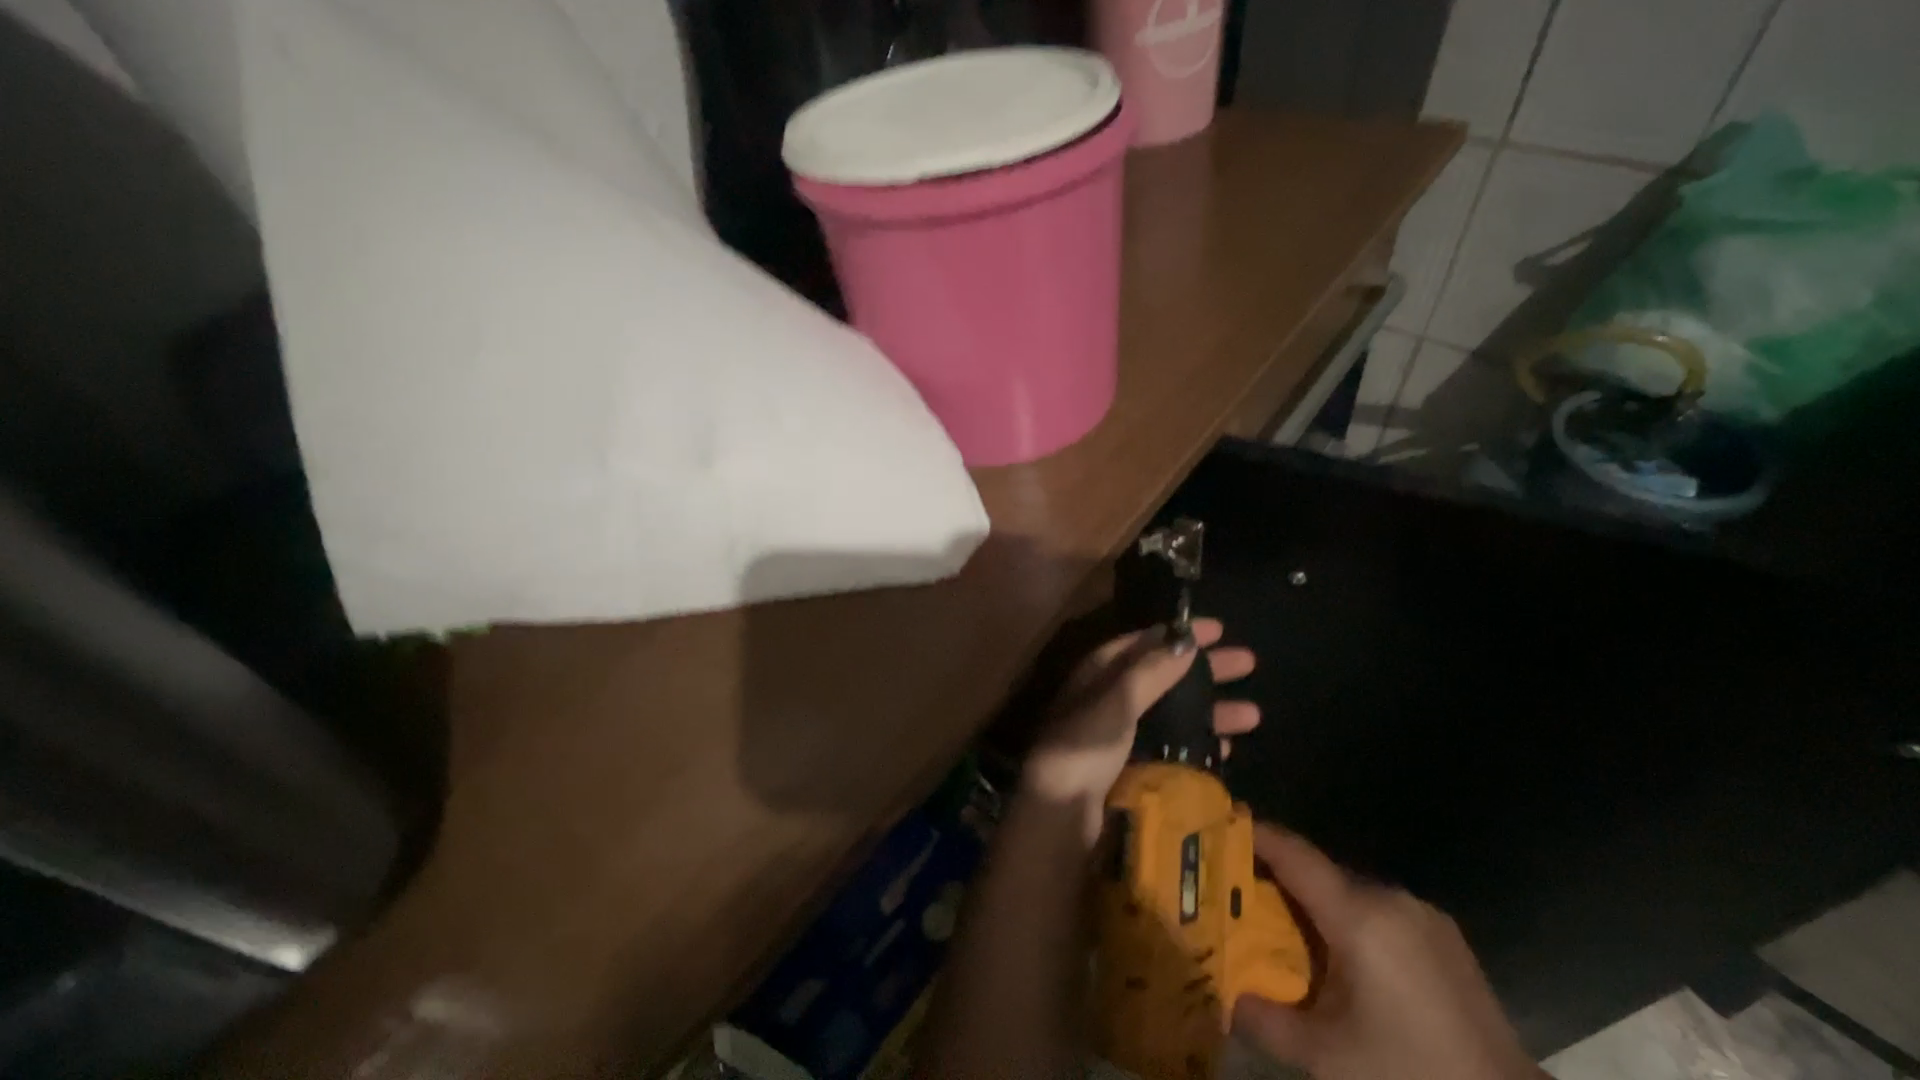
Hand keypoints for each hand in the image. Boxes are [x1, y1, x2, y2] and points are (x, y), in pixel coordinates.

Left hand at [1020, 618, 1257, 840]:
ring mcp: (1119, 740)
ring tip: (1253, 715)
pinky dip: (1198, 746)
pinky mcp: (1131, 773)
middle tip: (1248, 663)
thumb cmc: (1085, 748)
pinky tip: (1228, 749)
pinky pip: (1172, 751)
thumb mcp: (1118, 702)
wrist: (1059, 814)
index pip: (1139, 644)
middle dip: (1204, 672)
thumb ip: (1151, 670)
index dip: (1176, 635)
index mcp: (1096, 677)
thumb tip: (1187, 639)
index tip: (1218, 630)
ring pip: (1172, 717)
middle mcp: (1107, 703)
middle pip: (1162, 679)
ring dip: (1210, 712)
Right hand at [1232, 828, 1542, 1079]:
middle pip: (1318, 873)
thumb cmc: (1404, 1072)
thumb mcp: (1320, 1054)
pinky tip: (1335, 961)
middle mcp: (1393, 899)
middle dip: (1274, 879)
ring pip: (1349, 893)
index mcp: (1360, 916)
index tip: (1215, 824)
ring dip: (1311, 905)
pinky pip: (1379, 913)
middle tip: (1233, 896)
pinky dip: (1346, 922)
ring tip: (1277, 932)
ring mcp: (1424, 916)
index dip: (1254, 835)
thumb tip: (1220, 991)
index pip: (1294, 855)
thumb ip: (1260, 1016)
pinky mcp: (1444, 939)